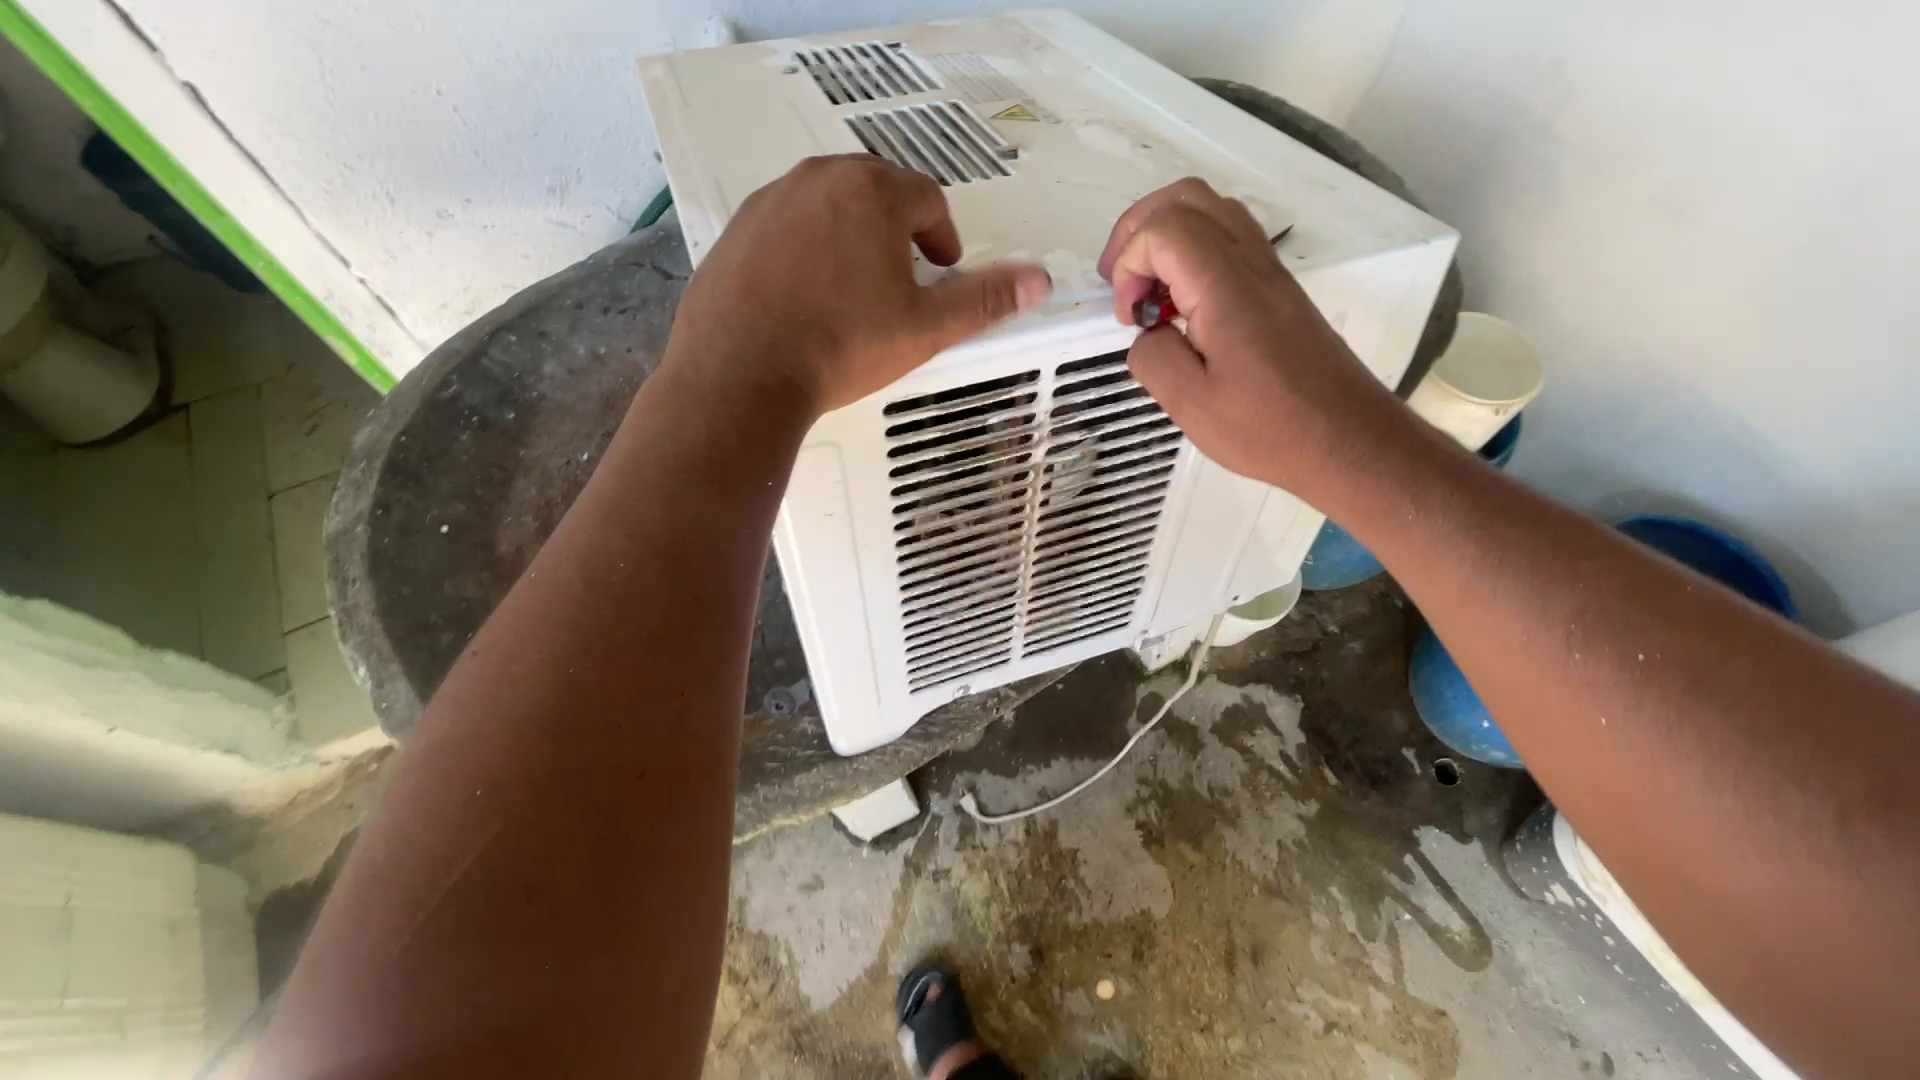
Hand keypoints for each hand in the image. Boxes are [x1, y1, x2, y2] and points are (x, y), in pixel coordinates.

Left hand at [664, 155, 1052, 414]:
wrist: (739, 375)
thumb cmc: (842, 347)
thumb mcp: (925, 328)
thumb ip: (983, 300)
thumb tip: (1040, 280)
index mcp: (873, 192)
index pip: (926, 198)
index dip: (942, 235)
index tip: (940, 269)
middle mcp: (819, 179)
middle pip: (875, 192)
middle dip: (897, 230)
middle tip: (901, 279)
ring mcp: (770, 201)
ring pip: (827, 206)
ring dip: (850, 235)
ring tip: (853, 290)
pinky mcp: (735, 229)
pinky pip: (785, 227)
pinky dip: (805, 249)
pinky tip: (804, 297)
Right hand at [1099, 178, 1403, 495]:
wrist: (1348, 440)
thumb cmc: (1271, 429)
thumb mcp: (1192, 405)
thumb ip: (1153, 358)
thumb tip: (1148, 334)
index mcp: (1226, 286)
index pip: (1163, 231)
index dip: (1128, 265)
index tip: (1128, 318)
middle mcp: (1251, 263)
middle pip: (1186, 198)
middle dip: (1138, 232)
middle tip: (1121, 284)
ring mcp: (1269, 272)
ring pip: (1210, 211)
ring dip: (1165, 239)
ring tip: (1146, 292)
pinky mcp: (1277, 290)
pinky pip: (1229, 240)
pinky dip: (1192, 255)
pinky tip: (1181, 306)